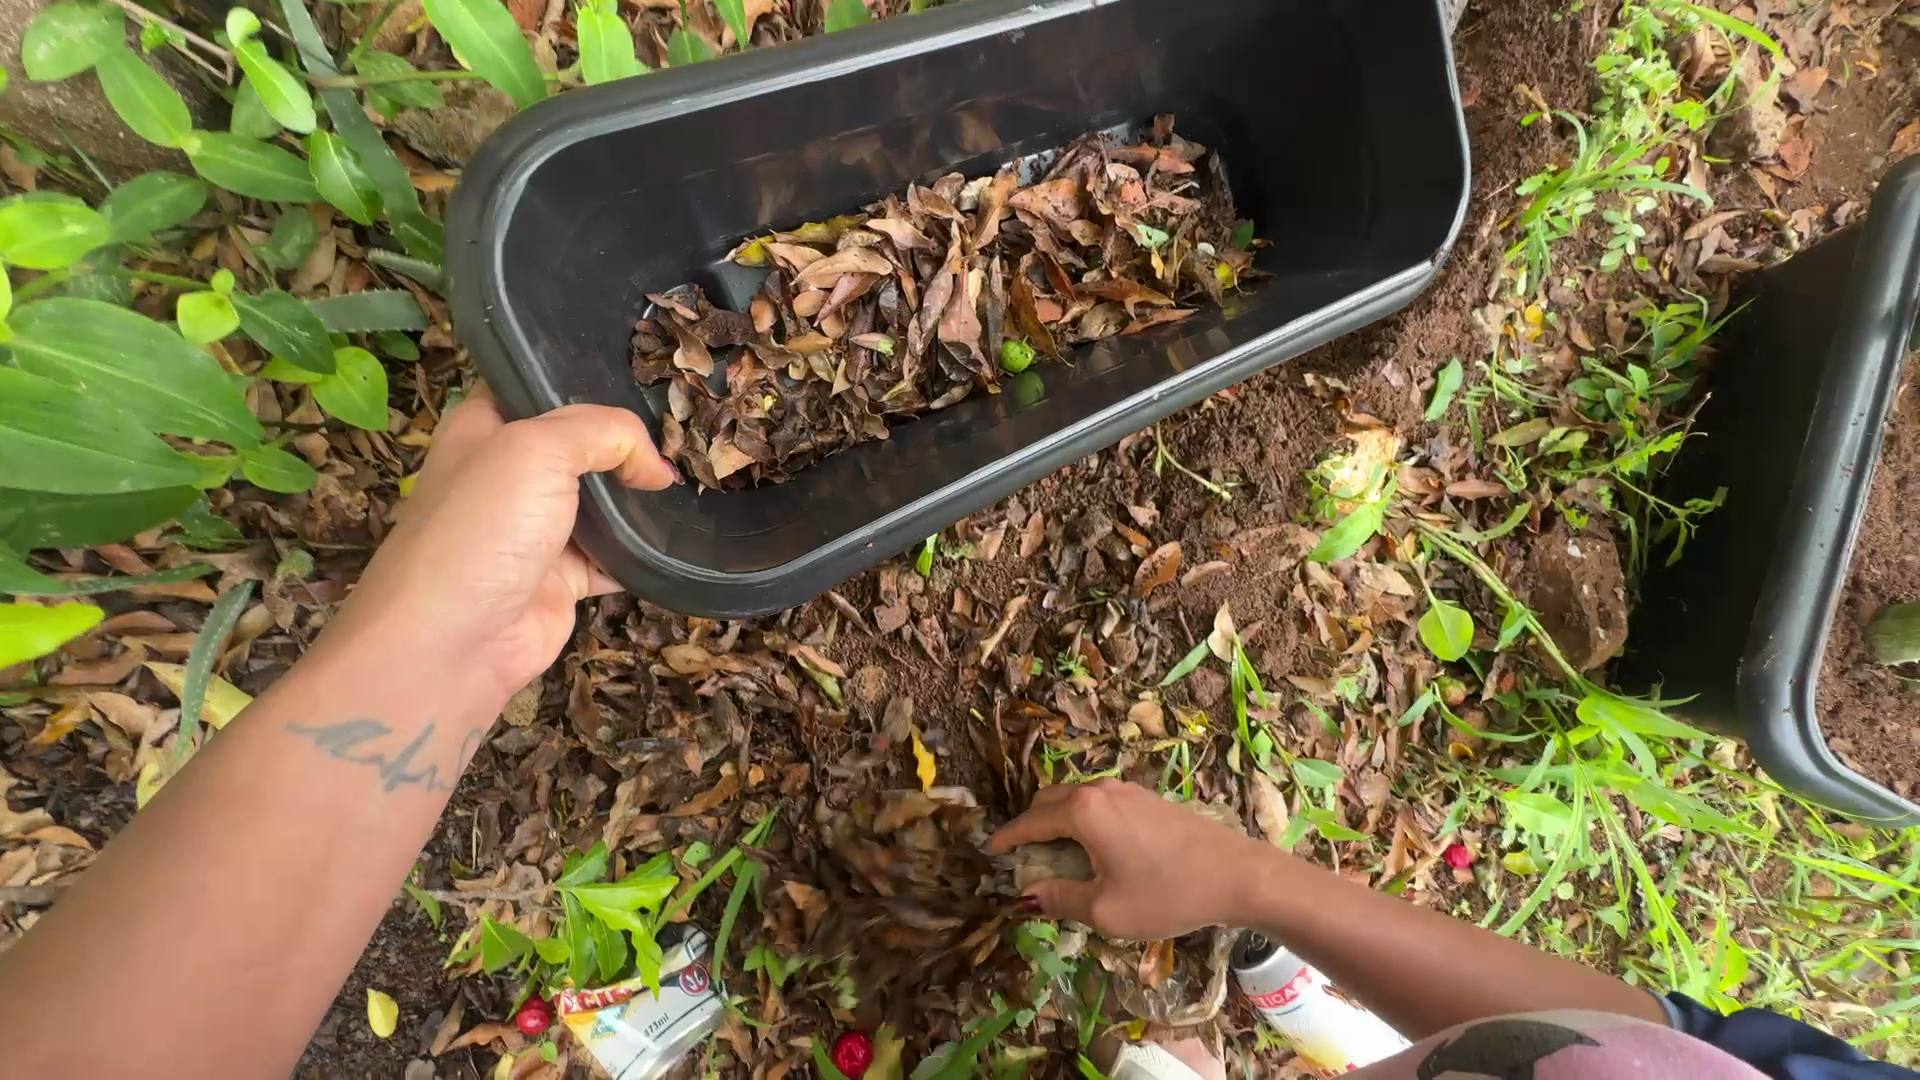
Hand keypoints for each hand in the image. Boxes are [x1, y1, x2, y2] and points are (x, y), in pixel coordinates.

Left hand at [319, 386, 676, 707]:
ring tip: (693, 487)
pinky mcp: (566, 576)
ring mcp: (540, 527)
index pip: (545, 390)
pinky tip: (682, 539)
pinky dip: (647, 551)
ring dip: (644, 500)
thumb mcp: (539, 449)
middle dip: (632, 447)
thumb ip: (607, 434)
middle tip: (685, 445)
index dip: (595, 390)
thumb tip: (658, 469)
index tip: (650, 398)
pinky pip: (619, 554)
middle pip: (586, 447)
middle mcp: (512, 473)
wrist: (454, 641)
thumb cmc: (484, 527)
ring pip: (607, 502)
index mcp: (488, 428)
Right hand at [986, 780, 1274, 939]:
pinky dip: (1083, 820)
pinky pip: (1098, 803)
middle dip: (1030, 826)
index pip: (1030, 822)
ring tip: (1059, 857)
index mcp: (1082, 811)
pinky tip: (1096, 850)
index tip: (988, 853)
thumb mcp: (1105, 909)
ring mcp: (1124, 790)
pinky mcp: (1145, 797)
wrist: (1236, 874)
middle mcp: (1098, 790)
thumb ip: (1059, 899)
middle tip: (1023, 859)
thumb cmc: (1166, 893)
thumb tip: (1026, 895)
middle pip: (1048, 801)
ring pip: (1075, 798)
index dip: (1006, 839)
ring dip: (1058, 822)